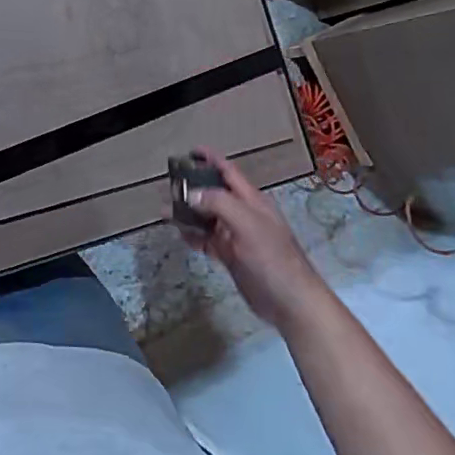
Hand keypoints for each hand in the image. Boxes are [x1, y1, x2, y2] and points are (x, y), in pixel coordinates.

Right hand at [179, 148, 327, 331]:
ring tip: (165, 212)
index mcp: (252, 201)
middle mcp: (243, 214)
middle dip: (192, 188)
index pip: (228, 172)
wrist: (290, 302)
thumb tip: (190, 193)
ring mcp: (237, 236)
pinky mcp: (232, 256)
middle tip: (168, 187)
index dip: (211, 160)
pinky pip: (208, 239)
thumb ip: (219, 204)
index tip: (189, 151)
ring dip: (188, 213)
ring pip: (208, 217)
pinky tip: (181, 235)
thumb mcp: (247, 225)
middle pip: (214, 194)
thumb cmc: (272, 259)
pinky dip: (194, 235)